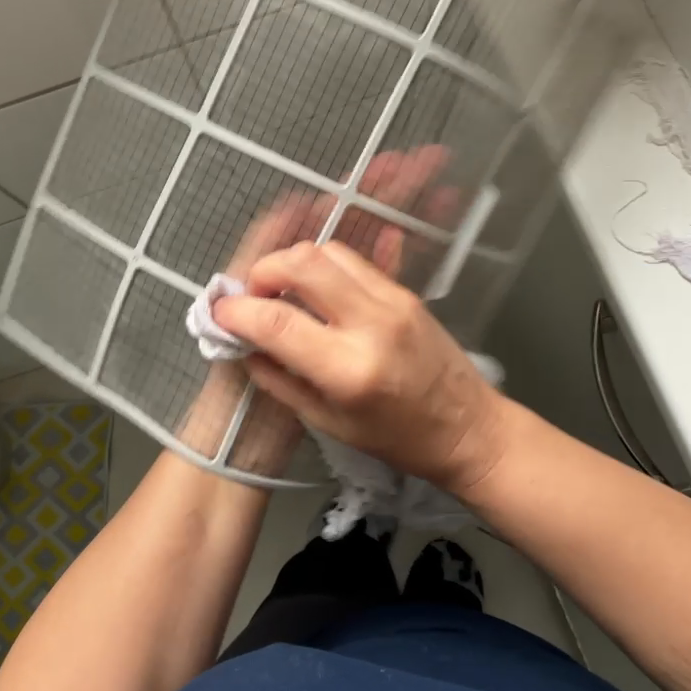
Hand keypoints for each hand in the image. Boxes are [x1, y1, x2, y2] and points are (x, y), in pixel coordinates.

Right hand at [212, 240, 509, 491]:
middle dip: (264, 271)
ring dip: (294, 263)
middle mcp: (372, 324)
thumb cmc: (397, 440)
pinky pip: (354, 261)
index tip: (221, 315)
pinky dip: (323, 267)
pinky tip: (314, 290)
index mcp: (349, 370)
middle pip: (304, 263)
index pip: (278, 322)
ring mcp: (394, 300)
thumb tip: (243, 345)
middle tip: (253, 295)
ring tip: (283, 290)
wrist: (470, 429)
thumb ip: (279, 380)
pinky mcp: (406, 291)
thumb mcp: (328, 424)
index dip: (238, 313)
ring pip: (329, 251)